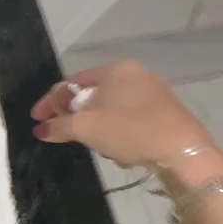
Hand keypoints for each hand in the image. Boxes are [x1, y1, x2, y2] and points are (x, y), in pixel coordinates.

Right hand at [30, 61, 214, 168]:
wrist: (185, 153)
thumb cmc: (130, 131)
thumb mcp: (86, 128)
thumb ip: (59, 126)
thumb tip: (41, 129)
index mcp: (115, 70)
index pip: (72, 82)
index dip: (50, 102)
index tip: (37, 120)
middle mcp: (135, 75)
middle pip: (92, 96)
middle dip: (77, 119)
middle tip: (67, 135)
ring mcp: (154, 94)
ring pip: (111, 111)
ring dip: (99, 130)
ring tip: (102, 149)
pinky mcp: (166, 114)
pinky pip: (130, 121)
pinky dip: (120, 135)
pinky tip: (124, 152)